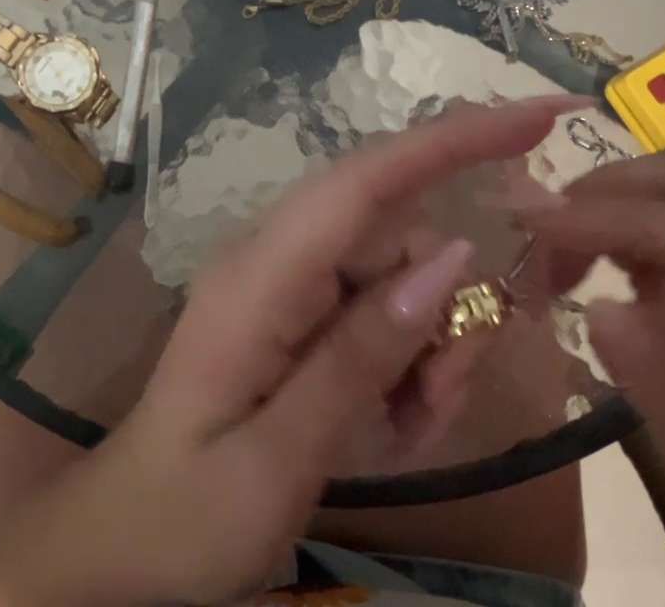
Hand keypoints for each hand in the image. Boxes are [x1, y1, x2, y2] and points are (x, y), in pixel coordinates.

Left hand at [0, 96, 587, 606]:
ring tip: (405, 427)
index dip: (455, 139)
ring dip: (429, 354)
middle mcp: (274, 264)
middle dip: (449, 306)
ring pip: (402, 285)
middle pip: (400, 235)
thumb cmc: (186, 515)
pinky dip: (407, 372)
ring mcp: (286, 291)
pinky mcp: (297, 323)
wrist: (119, 550)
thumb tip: (451, 259)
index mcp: (260, 278)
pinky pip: (381, 322)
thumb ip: (361, 354)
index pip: (366, 180)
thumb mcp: (280, 455)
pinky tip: (390, 428)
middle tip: (442, 394)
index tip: (545, 114)